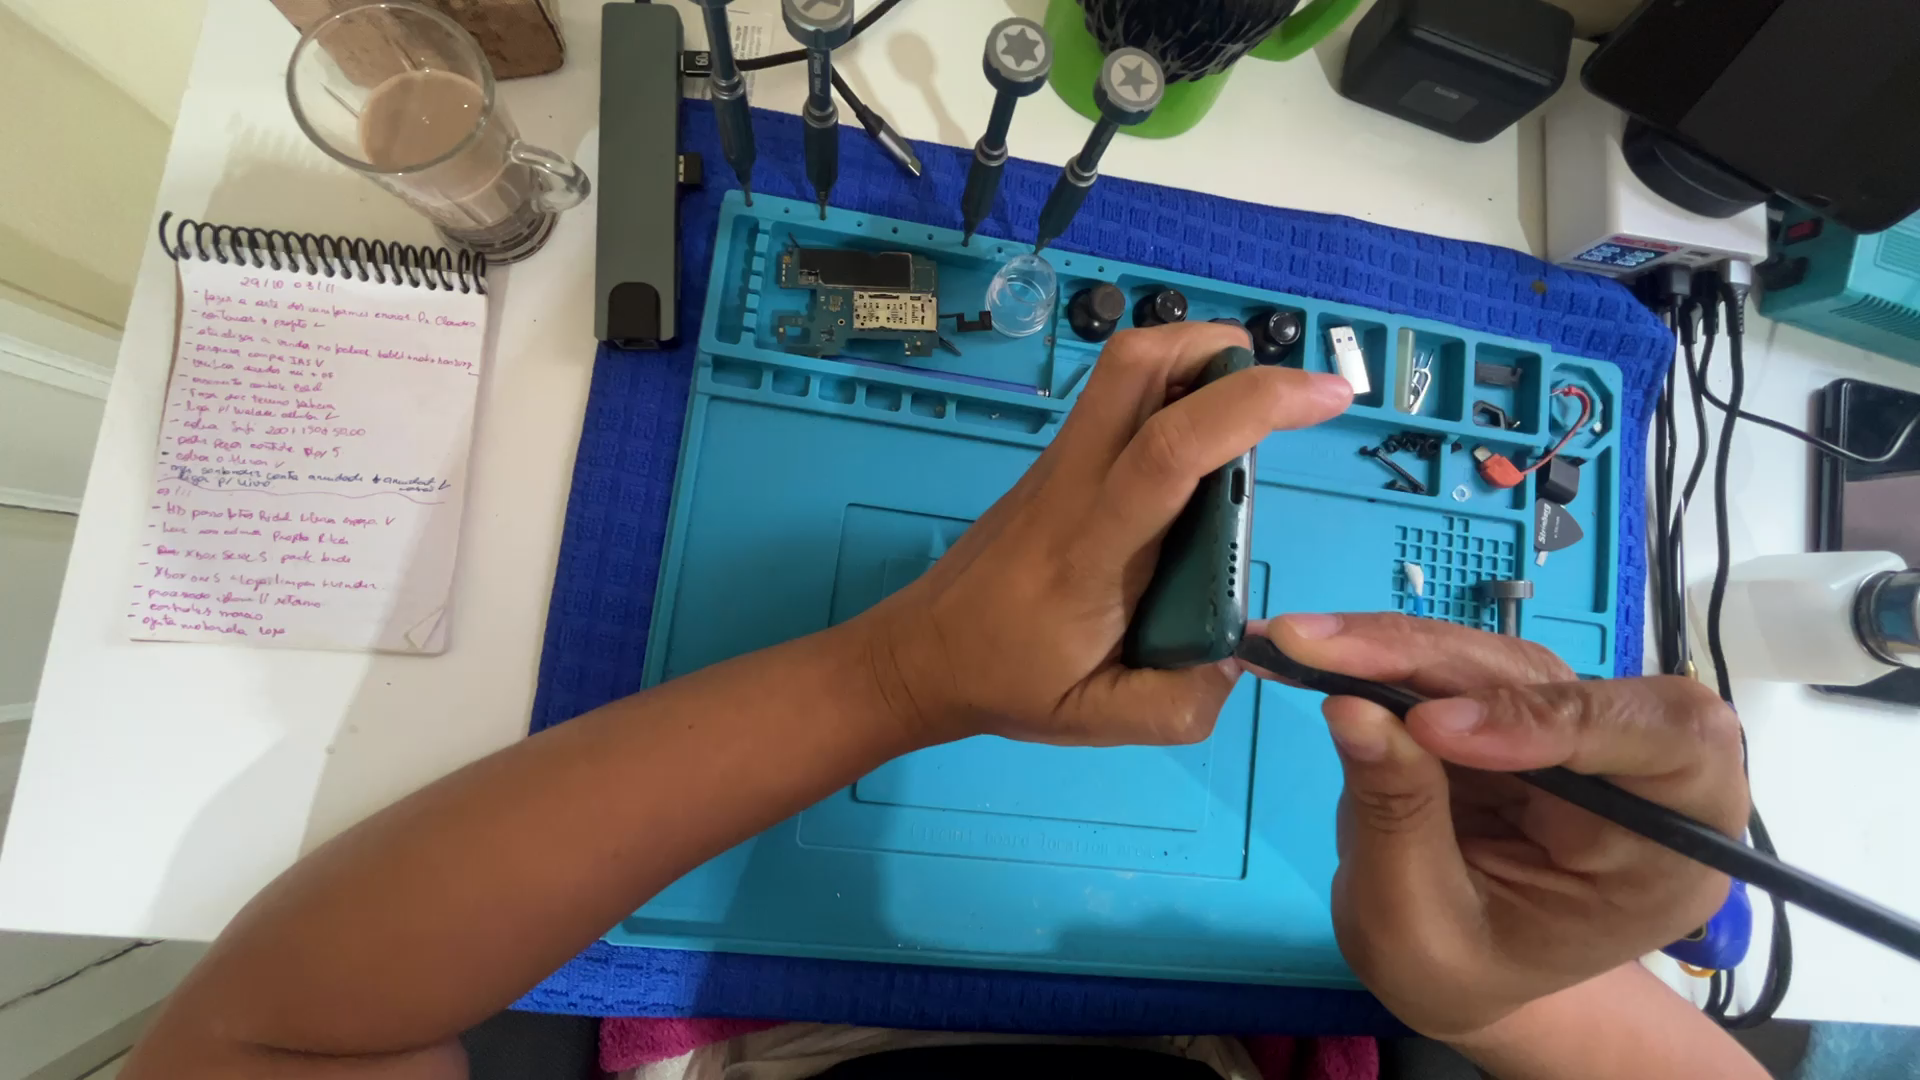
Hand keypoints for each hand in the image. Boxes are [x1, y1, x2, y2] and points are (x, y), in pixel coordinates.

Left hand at [859, 323, 1352, 747]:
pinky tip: (1192, 454)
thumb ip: (1182, 703)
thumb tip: (1243, 655)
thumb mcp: (1097, 720)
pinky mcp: (1048, 469)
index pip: (1170, 449)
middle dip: (1218, 347)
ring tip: (1243, 417)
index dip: (1254, 404)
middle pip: (1135, 366)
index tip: (1328, 399)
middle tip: (1279, 394)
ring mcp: (1054, 468)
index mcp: (1091, 549)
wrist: (919, 653)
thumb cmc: (1003, 683)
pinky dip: (1165, 395)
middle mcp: (1072, 485)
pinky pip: (1110, 406)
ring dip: (1193, 362)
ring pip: (1121, 374)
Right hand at [1255, 614, 1748, 1039]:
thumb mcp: (1415, 921)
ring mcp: (1542, 732)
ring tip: (1289, 644)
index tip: (1432, 727)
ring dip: (1380, 645)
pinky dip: (1362, 653)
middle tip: (1307, 648)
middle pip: (1540, 677)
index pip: (1667, 743)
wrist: (1443, 967)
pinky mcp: (1481, 709)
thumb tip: (1350, 705)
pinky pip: (1429, 663)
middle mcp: (1614, 772)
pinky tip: (1301, 652)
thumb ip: (1394, 814)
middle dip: (1418, 659)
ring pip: (1476, 655)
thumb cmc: (1449, 969)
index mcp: (1654, 852)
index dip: (1555, 716)